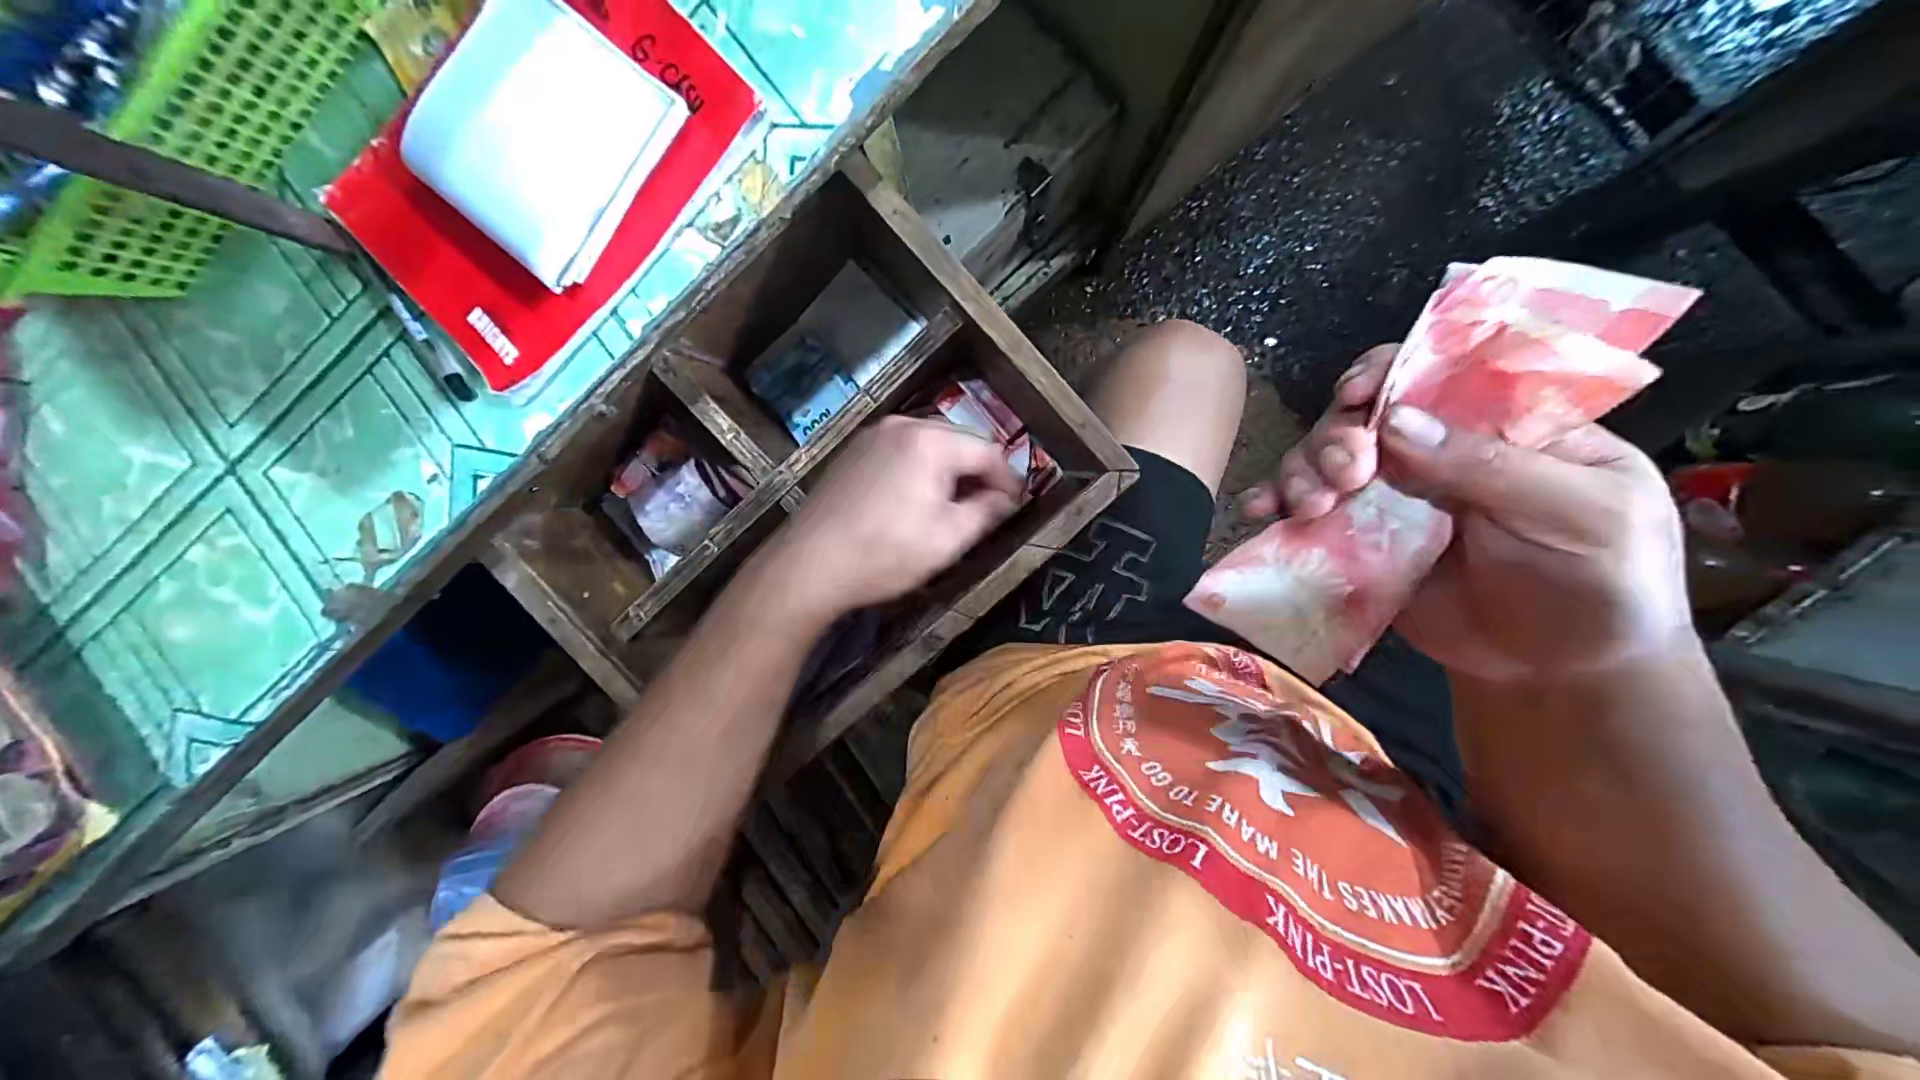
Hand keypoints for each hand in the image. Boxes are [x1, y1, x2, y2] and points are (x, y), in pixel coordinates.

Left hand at [759, 416, 1021, 620]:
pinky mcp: (854, 450)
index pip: (989, 450)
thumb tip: (1005, 498)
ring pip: (930, 444)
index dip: (1008, 479)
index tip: (1015, 505)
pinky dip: (919, 469)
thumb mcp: (948, 539)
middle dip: (977, 472)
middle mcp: (902, 425)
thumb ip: (987, 511)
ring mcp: (873, 435)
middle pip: (959, 441)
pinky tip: (915, 500)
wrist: (809, 564)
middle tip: (985, 508)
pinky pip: (902, 450)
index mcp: (930, 441)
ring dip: (949, 470)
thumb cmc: (884, 554)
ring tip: (952, 507)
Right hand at [1248, 344, 1692, 680]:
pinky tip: (1261, 512)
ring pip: (1324, 460)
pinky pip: (1309, 511)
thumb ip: (1493, 465)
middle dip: (1337, 437)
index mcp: (1498, 426)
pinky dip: (1277, 504)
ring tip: (1310, 506)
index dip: (1387, 372)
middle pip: (1362, 417)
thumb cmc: (1600, 581)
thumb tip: (1395, 420)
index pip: (1434, 375)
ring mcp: (1391, 498)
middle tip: (1346, 474)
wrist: (1560, 669)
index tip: (1357, 394)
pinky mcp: (1360, 540)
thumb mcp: (1581, 513)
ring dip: (1302, 470)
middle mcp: (1435, 453)